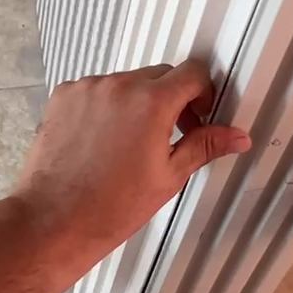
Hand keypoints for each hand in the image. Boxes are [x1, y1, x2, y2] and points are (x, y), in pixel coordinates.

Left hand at [11, 60, 250, 265]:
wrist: (53, 220)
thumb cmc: (113, 206)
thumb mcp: (169, 176)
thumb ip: (204, 145)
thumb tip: (239, 136)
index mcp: (152, 101)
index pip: (193, 72)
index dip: (203, 93)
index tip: (197, 117)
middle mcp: (120, 84)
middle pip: (160, 75)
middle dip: (171, 99)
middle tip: (169, 135)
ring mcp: (89, 86)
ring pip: (127, 82)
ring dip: (137, 102)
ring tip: (129, 143)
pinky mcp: (65, 93)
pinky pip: (97, 88)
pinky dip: (105, 105)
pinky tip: (101, 139)